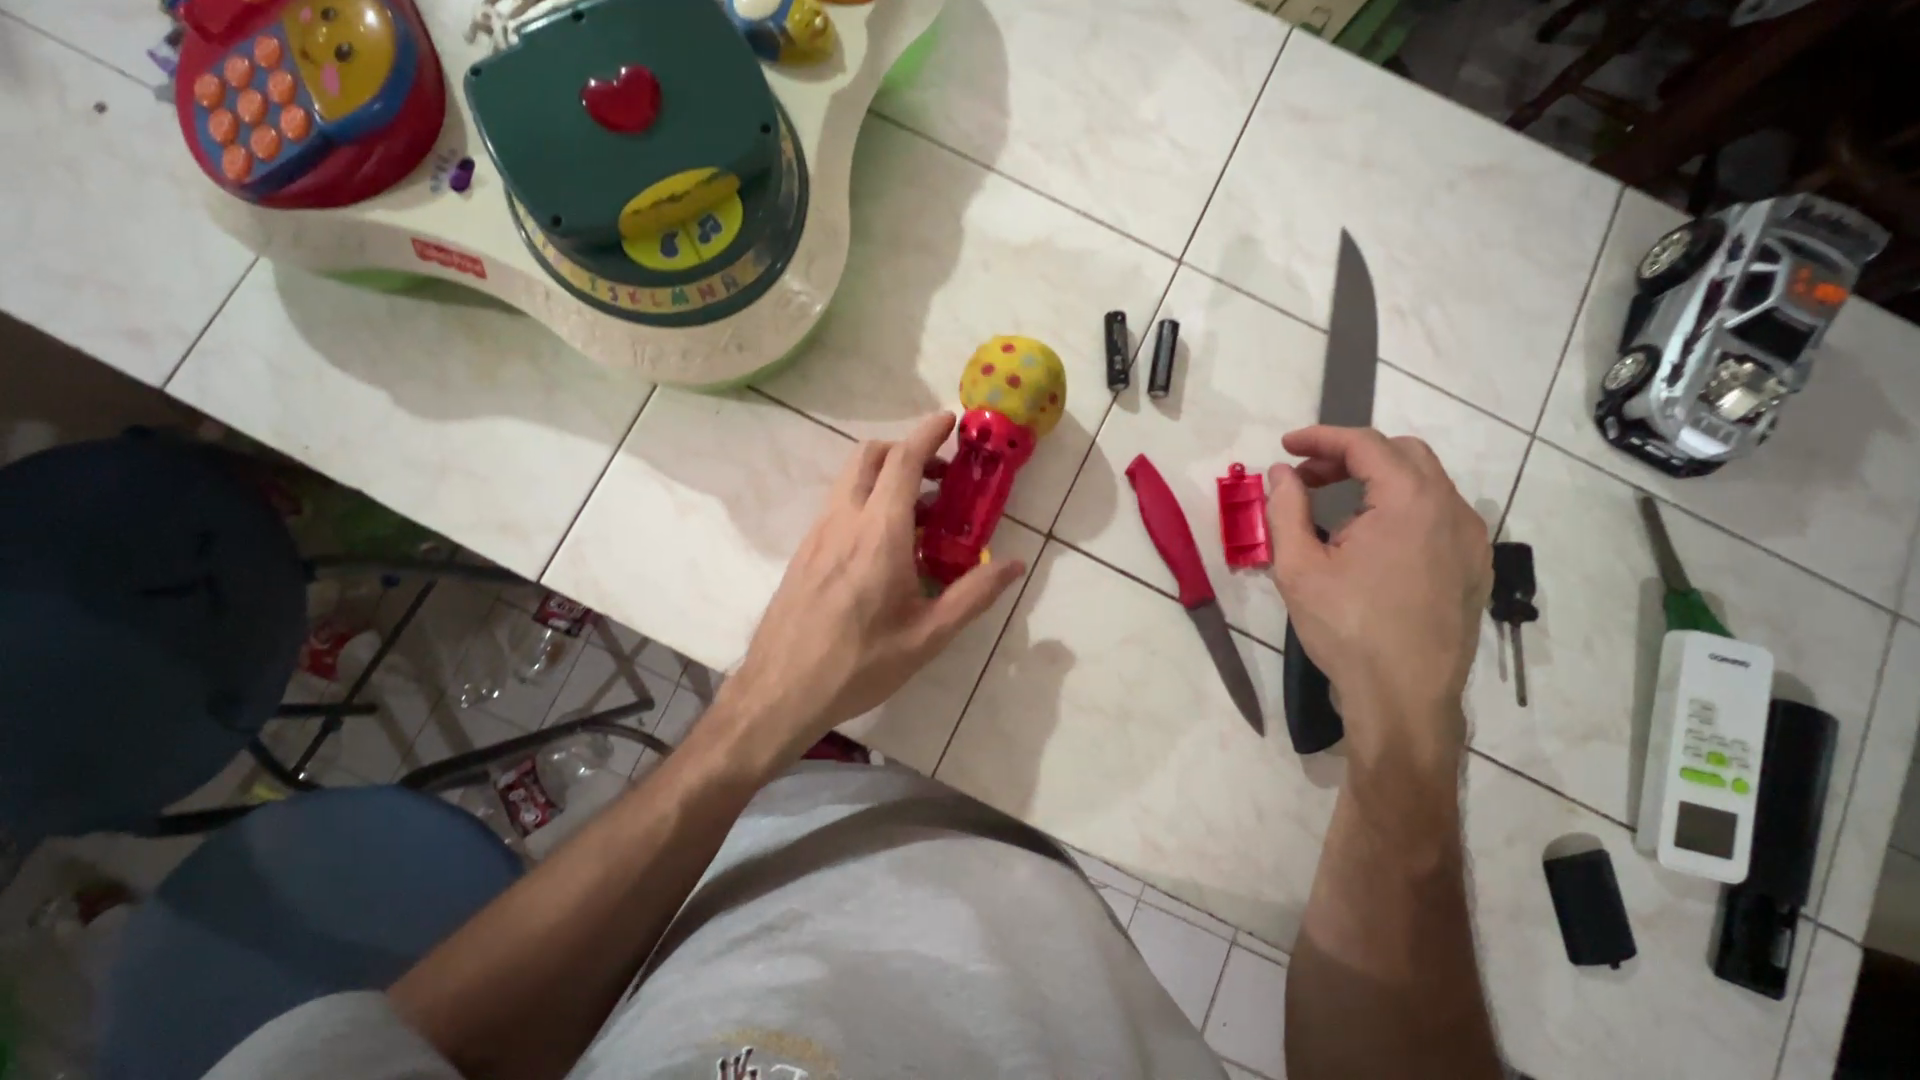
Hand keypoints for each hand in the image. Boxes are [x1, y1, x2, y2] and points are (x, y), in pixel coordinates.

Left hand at [724, 412, 1025, 758]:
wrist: (781, 690)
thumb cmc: (859, 664)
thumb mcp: (927, 636)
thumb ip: (973, 595)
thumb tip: (1012, 564)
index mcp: (879, 533)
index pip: (903, 462)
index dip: (928, 433)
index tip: (951, 420)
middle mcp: (844, 521)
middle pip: (870, 457)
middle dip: (907, 450)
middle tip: (941, 476)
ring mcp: (818, 534)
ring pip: (850, 480)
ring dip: (886, 478)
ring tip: (922, 518)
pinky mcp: (805, 553)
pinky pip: (839, 507)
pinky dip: (867, 502)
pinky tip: (886, 548)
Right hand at [1265, 427, 1490, 762]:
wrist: (1404, 697)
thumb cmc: (1347, 629)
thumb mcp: (1298, 568)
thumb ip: (1285, 509)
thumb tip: (1281, 474)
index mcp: (1410, 500)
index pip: (1366, 444)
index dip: (1321, 438)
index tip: (1285, 447)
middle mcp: (1451, 509)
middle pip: (1402, 454)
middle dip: (1350, 456)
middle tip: (1307, 478)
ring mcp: (1471, 540)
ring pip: (1426, 484)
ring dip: (1379, 481)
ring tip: (1335, 509)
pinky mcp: (1475, 568)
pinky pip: (1440, 517)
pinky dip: (1403, 509)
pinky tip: (1373, 542)